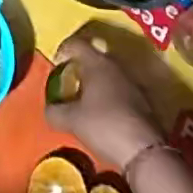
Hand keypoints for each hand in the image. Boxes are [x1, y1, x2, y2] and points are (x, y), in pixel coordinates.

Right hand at [45, 32, 165, 169]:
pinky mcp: (142, 99)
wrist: (143, 149)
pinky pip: (119, 89)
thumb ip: (55, 112)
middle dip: (79, 67)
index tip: (55, 64)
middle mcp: (115, 66)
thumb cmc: (103, 125)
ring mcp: (131, 81)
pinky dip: (108, 95)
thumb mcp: (72, 120)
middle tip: (68, 83)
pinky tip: (103, 114)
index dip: (63, 49)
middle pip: (93, 57)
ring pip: (108, 74)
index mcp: (96, 63)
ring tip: (84, 101)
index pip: (76, 43)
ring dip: (95, 83)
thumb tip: (48, 110)